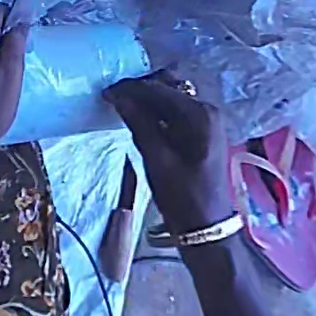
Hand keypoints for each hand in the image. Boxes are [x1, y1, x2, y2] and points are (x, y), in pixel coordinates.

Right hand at [106, 71, 234, 234]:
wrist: (208, 228)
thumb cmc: (183, 198)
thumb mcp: (157, 161)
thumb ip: (140, 125)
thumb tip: (120, 97)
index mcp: (200, 116)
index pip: (160, 90)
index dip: (131, 88)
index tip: (106, 92)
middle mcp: (208, 111)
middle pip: (169, 87)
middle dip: (141, 89)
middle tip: (114, 98)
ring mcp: (208, 120)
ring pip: (173, 97)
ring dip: (149, 98)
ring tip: (123, 106)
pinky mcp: (204, 131)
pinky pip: (178, 111)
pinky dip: (159, 110)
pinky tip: (141, 118)